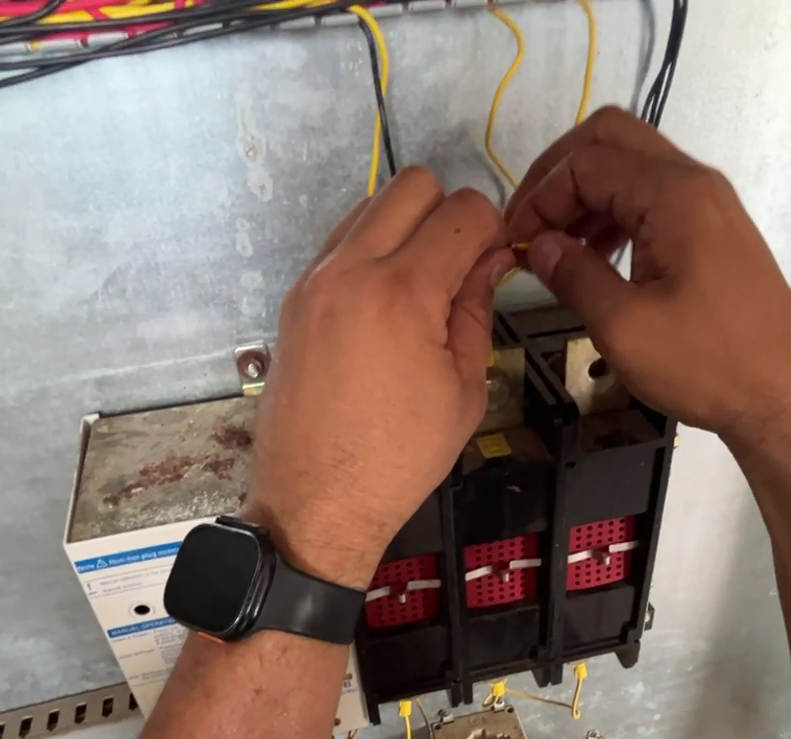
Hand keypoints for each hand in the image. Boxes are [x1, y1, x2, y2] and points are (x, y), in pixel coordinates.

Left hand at [247, 167, 513, 589]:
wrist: (317, 502)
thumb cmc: (400, 460)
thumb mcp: (463, 392)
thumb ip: (476, 313)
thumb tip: (489, 263)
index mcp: (402, 293)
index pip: (464, 212)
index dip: (494, 230)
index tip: (496, 263)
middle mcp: (349, 269)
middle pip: (411, 185)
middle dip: (448, 213)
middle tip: (459, 267)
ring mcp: (313, 281)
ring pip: (368, 207)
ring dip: (405, 228)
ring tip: (419, 289)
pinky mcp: (293, 301)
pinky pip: (337, 245)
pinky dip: (368, 252)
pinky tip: (382, 304)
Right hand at [503, 108, 790, 445]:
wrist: (783, 395)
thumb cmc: (704, 364)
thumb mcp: (623, 327)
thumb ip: (574, 276)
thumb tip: (536, 246)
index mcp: (673, 196)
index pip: (587, 161)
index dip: (540, 196)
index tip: (514, 244)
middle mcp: (694, 184)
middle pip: (613, 140)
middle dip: (559, 175)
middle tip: (528, 225)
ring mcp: (709, 206)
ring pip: (633, 168)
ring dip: (586, 197)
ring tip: (557, 250)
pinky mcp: (714, 234)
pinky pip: (653, 201)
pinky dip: (614, 216)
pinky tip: (597, 261)